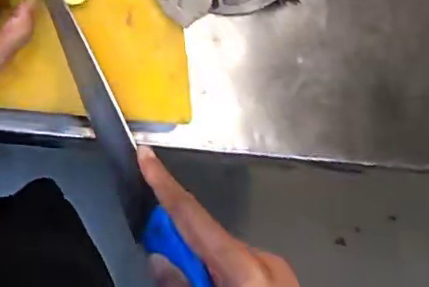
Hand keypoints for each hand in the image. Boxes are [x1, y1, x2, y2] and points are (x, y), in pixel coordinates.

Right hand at [139, 147, 298, 286]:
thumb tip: (159, 260)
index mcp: (246, 268)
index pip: (194, 215)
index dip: (164, 184)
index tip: (144, 154)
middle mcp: (266, 263)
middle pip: (209, 238)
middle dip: (181, 241)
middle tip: (156, 249)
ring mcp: (280, 276)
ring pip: (225, 259)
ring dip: (203, 267)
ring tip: (189, 279)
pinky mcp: (284, 285)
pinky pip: (243, 273)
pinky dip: (221, 278)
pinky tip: (210, 285)